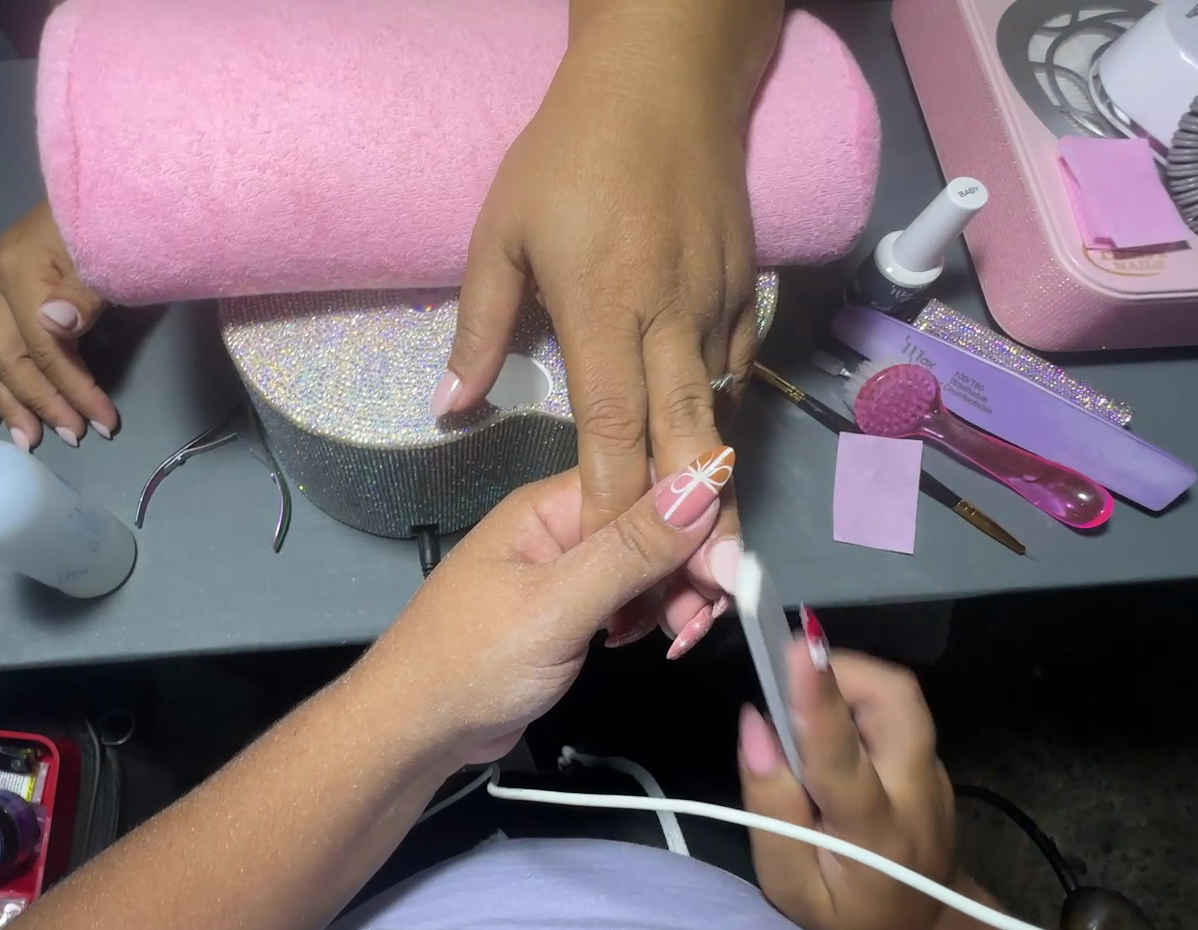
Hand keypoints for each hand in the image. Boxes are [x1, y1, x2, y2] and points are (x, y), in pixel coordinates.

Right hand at [0, 199, 118, 450]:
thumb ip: (82, 293)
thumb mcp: (105, 256)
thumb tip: (54, 326)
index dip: (72, 389)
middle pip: (6, 357)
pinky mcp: (8, 293)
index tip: (103, 423)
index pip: (41, 348)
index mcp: (18, 272)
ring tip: (28, 438)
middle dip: (38, 404)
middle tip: (70, 439)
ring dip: (13, 402)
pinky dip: (2, 380)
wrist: (105, 187)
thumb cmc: (109, 222)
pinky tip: (3, 407)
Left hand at [356, 449, 732, 764]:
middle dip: (689, 568)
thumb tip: (705, 479)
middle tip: (699, 619)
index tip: (724, 572)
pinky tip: (651, 642)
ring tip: (677, 638)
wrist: (420, 728)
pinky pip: (629, 597)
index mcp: (551, 505)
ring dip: (674, 598)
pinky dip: (650, 617)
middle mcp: (563, 527)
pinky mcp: (573, 609)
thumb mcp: (556, 606)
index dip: (695, 518)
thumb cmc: (475, 661)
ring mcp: (568, 570)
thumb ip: (630, 550)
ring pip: (648, 565)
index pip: (645, 480)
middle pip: (654, 524)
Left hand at [441, 15, 763, 648]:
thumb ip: (480, 330)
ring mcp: (718, 308)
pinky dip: (719, 422)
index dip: (619, 506)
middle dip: (691, 520)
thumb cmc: (568, 157)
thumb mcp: (499, 236)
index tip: (619, 565)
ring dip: (711, 484)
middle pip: (684, 441)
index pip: (612, 431)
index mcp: (605, 313)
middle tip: (696, 587)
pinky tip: (706, 456)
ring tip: (708, 546)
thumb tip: (451, 406)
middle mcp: (671, 321)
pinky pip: (734, 374)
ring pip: (718, 415)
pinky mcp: (746, 294)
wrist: (666, 75)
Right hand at [737, 638, 982, 929]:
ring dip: (846, 676)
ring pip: (898, 695)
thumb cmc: (844, 910)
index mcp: (875, 833)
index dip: (817, 699)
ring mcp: (932, 770)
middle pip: (897, 701)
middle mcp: (915, 791)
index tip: (797, 649)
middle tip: (790, 672)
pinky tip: (825, 722)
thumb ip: (768, 804)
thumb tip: (754, 722)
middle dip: (842, 668)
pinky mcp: (930, 758)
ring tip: (800, 695)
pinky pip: (893, 707)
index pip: (843, 756)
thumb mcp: (788, 882)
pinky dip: (853, 694)